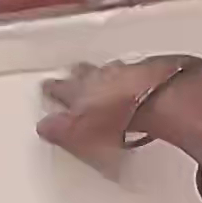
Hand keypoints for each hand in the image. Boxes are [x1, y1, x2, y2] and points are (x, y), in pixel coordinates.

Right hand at [37, 56, 201, 174]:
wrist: (158, 100)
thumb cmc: (117, 119)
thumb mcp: (81, 132)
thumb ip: (62, 130)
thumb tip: (43, 127)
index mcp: (80, 90)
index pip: (60, 89)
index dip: (53, 90)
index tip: (46, 87)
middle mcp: (102, 76)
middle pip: (85, 73)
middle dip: (77, 74)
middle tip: (74, 72)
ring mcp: (128, 71)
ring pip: (110, 70)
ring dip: (105, 74)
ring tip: (104, 78)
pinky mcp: (153, 72)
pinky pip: (137, 72)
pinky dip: (132, 77)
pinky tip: (136, 82)